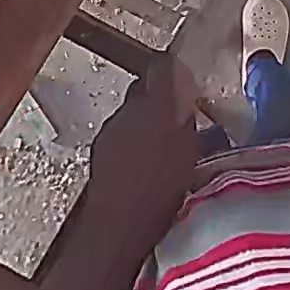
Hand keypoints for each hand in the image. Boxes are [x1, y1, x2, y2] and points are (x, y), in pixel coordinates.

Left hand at [77, 58, 201, 253]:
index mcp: (154, 104)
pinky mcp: (101, 149)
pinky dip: (133, 139)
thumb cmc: (162, 188)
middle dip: (160, 96)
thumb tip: (183, 89)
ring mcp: (111, 129)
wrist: (121, 222)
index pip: (161, 67)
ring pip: (132, 112)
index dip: (172, 69)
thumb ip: (185, 115)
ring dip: (145, 119)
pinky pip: (122, 133)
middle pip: (143, 88)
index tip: (184, 77)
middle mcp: (128, 110)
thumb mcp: (188, 150)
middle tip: (179, 112)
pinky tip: (145, 159)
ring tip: (164, 141)